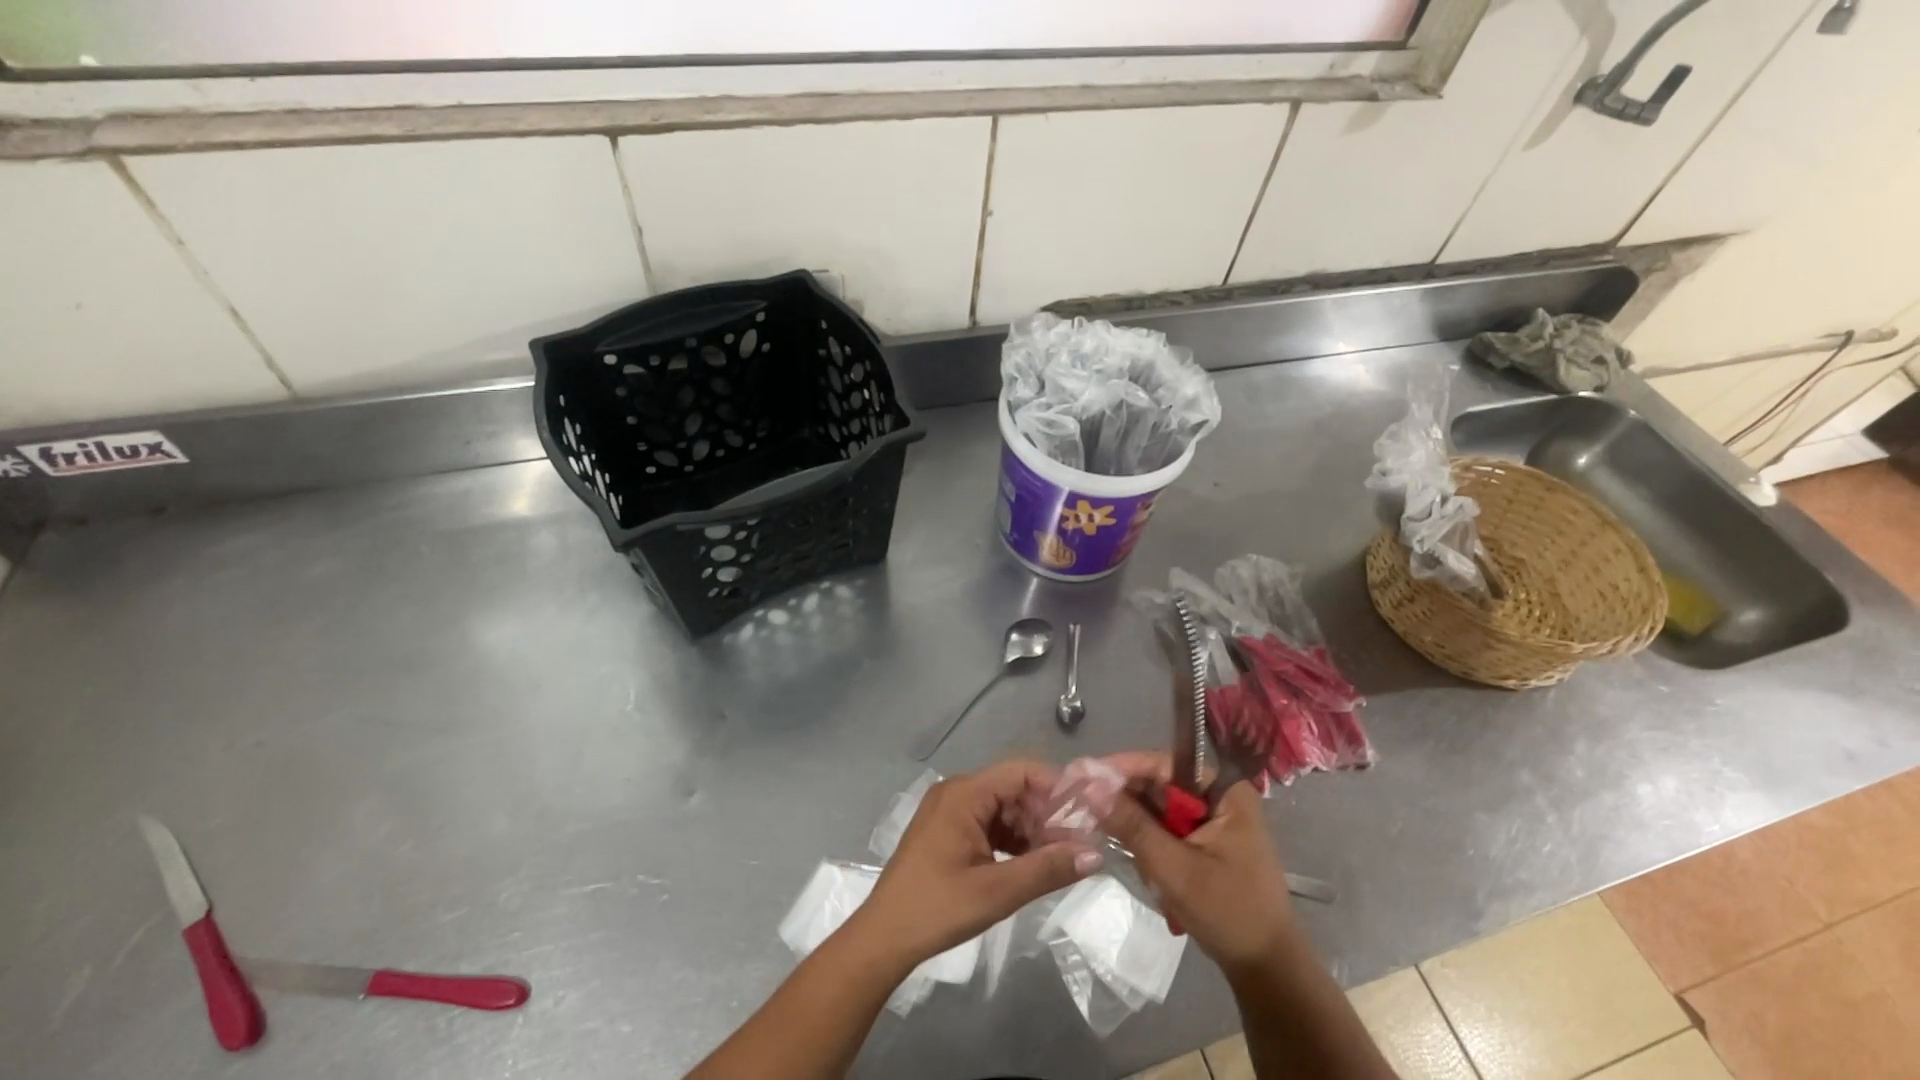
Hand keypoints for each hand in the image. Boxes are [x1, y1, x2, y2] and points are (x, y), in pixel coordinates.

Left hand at [852, 760, 1103, 966]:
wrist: (884, 937)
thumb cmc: (938, 907)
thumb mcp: (998, 890)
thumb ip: (1048, 869)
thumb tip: (1096, 854)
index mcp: (964, 794)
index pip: (1023, 772)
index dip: (1058, 789)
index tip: (1089, 814)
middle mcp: (956, 793)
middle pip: (1014, 790)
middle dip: (1047, 814)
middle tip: (1080, 844)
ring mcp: (949, 813)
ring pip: (1003, 809)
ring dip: (1032, 830)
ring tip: (1061, 858)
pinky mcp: (947, 834)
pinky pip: (988, 825)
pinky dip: (1012, 841)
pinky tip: (1032, 864)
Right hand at [1097, 751, 1298, 979]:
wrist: (1265, 966)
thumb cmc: (1227, 911)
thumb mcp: (1173, 867)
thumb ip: (1132, 825)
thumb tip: (1089, 787)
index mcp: (1226, 792)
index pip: (1165, 763)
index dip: (1122, 767)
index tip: (1082, 775)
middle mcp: (1221, 798)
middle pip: (1160, 784)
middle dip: (1124, 799)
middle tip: (1081, 807)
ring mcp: (1215, 822)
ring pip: (1160, 809)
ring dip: (1135, 825)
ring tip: (1102, 833)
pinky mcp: (1208, 845)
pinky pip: (1169, 831)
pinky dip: (1149, 843)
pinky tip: (1134, 859)